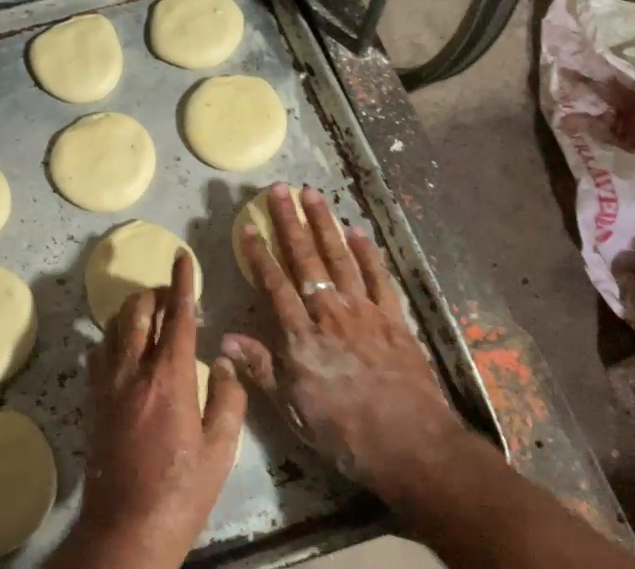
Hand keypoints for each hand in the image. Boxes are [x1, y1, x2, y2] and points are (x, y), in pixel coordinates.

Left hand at [50, 253, 245, 568]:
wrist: (128, 525)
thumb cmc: (183, 490)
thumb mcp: (220, 449)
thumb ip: (227, 398)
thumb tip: (225, 361)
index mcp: (170, 378)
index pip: (176, 315)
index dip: (182, 282)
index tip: (182, 257)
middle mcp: (133, 370)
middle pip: (136, 310)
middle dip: (154, 293)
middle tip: (171, 296)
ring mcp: (106, 384)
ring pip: (113, 326)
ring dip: (132, 313)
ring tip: (149, 318)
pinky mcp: (91, 400)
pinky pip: (98, 353)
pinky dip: (113, 340)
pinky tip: (125, 352)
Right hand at [222, 183, 465, 503]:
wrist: (410, 444)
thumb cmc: (343, 431)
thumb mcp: (292, 407)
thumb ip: (260, 368)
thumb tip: (224, 339)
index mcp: (300, 335)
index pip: (274, 283)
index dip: (259, 253)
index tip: (248, 225)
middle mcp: (330, 313)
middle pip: (306, 259)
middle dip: (290, 222)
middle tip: (280, 189)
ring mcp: (364, 312)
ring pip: (340, 258)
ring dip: (325, 224)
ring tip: (313, 194)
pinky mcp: (394, 319)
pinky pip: (379, 278)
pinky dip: (368, 252)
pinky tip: (358, 231)